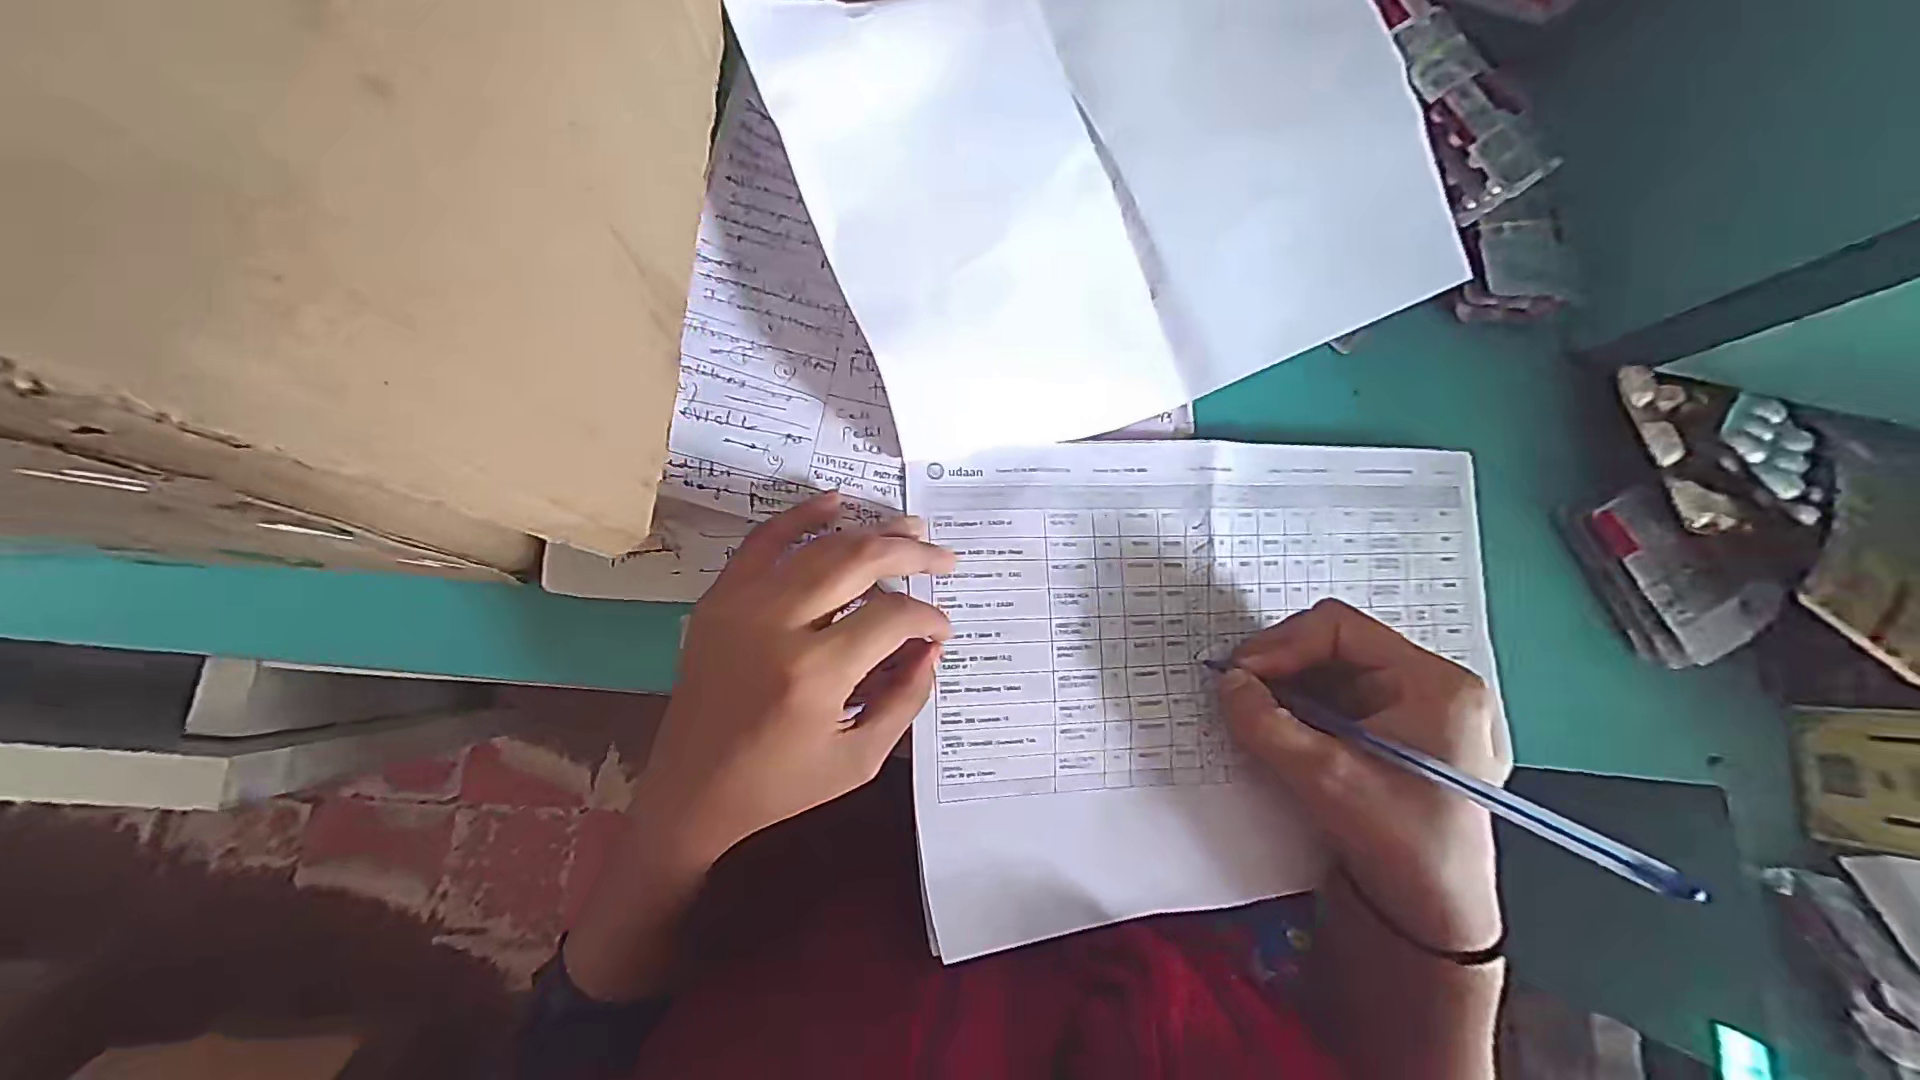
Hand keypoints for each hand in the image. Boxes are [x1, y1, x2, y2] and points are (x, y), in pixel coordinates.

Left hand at [635, 493, 955, 863]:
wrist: (691, 793)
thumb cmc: (779, 786)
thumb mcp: (860, 758)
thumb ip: (906, 697)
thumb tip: (931, 646)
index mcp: (815, 674)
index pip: (892, 618)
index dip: (927, 618)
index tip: (940, 630)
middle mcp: (778, 626)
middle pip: (860, 562)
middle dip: (912, 554)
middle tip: (943, 558)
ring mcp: (742, 605)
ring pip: (822, 547)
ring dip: (872, 533)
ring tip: (910, 530)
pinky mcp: (720, 600)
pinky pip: (763, 542)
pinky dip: (801, 517)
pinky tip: (836, 501)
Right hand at [1217, 599, 1508, 952]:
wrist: (1430, 923)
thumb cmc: (1399, 846)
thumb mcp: (1325, 779)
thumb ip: (1266, 723)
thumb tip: (1228, 681)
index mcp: (1436, 685)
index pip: (1341, 628)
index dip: (1282, 643)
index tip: (1240, 672)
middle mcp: (1430, 687)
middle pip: (1334, 646)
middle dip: (1281, 665)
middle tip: (1240, 689)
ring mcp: (1413, 711)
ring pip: (1330, 671)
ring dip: (1285, 686)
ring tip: (1254, 709)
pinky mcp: (1392, 733)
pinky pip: (1334, 699)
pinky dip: (1297, 706)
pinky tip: (1276, 727)